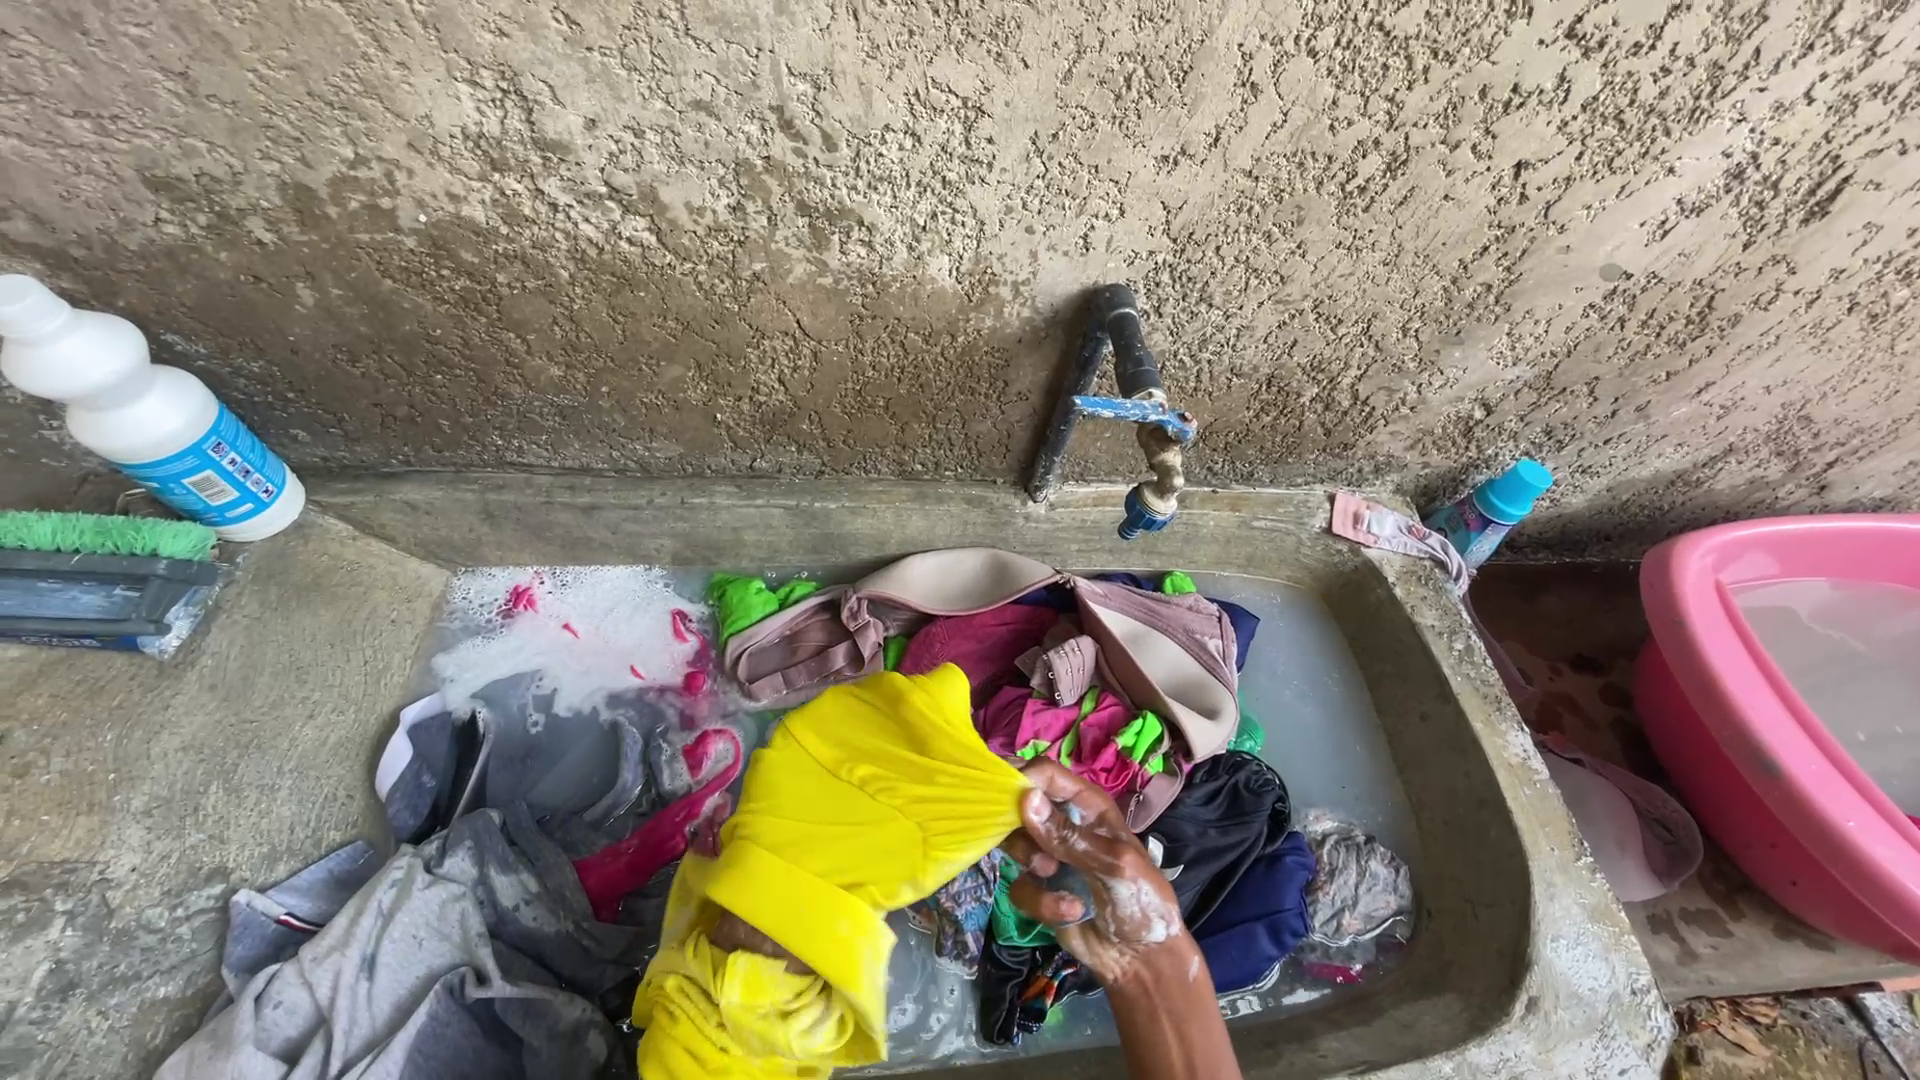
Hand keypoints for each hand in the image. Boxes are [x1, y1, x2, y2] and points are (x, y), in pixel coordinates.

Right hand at [1001, 760, 1191, 987]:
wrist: (1143, 958)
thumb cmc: (1142, 899)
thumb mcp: (1113, 864)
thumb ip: (1068, 835)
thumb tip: (1025, 800)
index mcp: (1087, 805)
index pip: (1046, 773)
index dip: (1024, 780)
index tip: (1009, 803)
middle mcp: (1064, 823)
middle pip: (1019, 807)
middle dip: (1022, 831)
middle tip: (1038, 854)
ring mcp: (1049, 856)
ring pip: (1013, 845)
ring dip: (1031, 865)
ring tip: (1054, 878)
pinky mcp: (1040, 890)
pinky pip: (1019, 886)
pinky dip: (1041, 902)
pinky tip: (1070, 912)